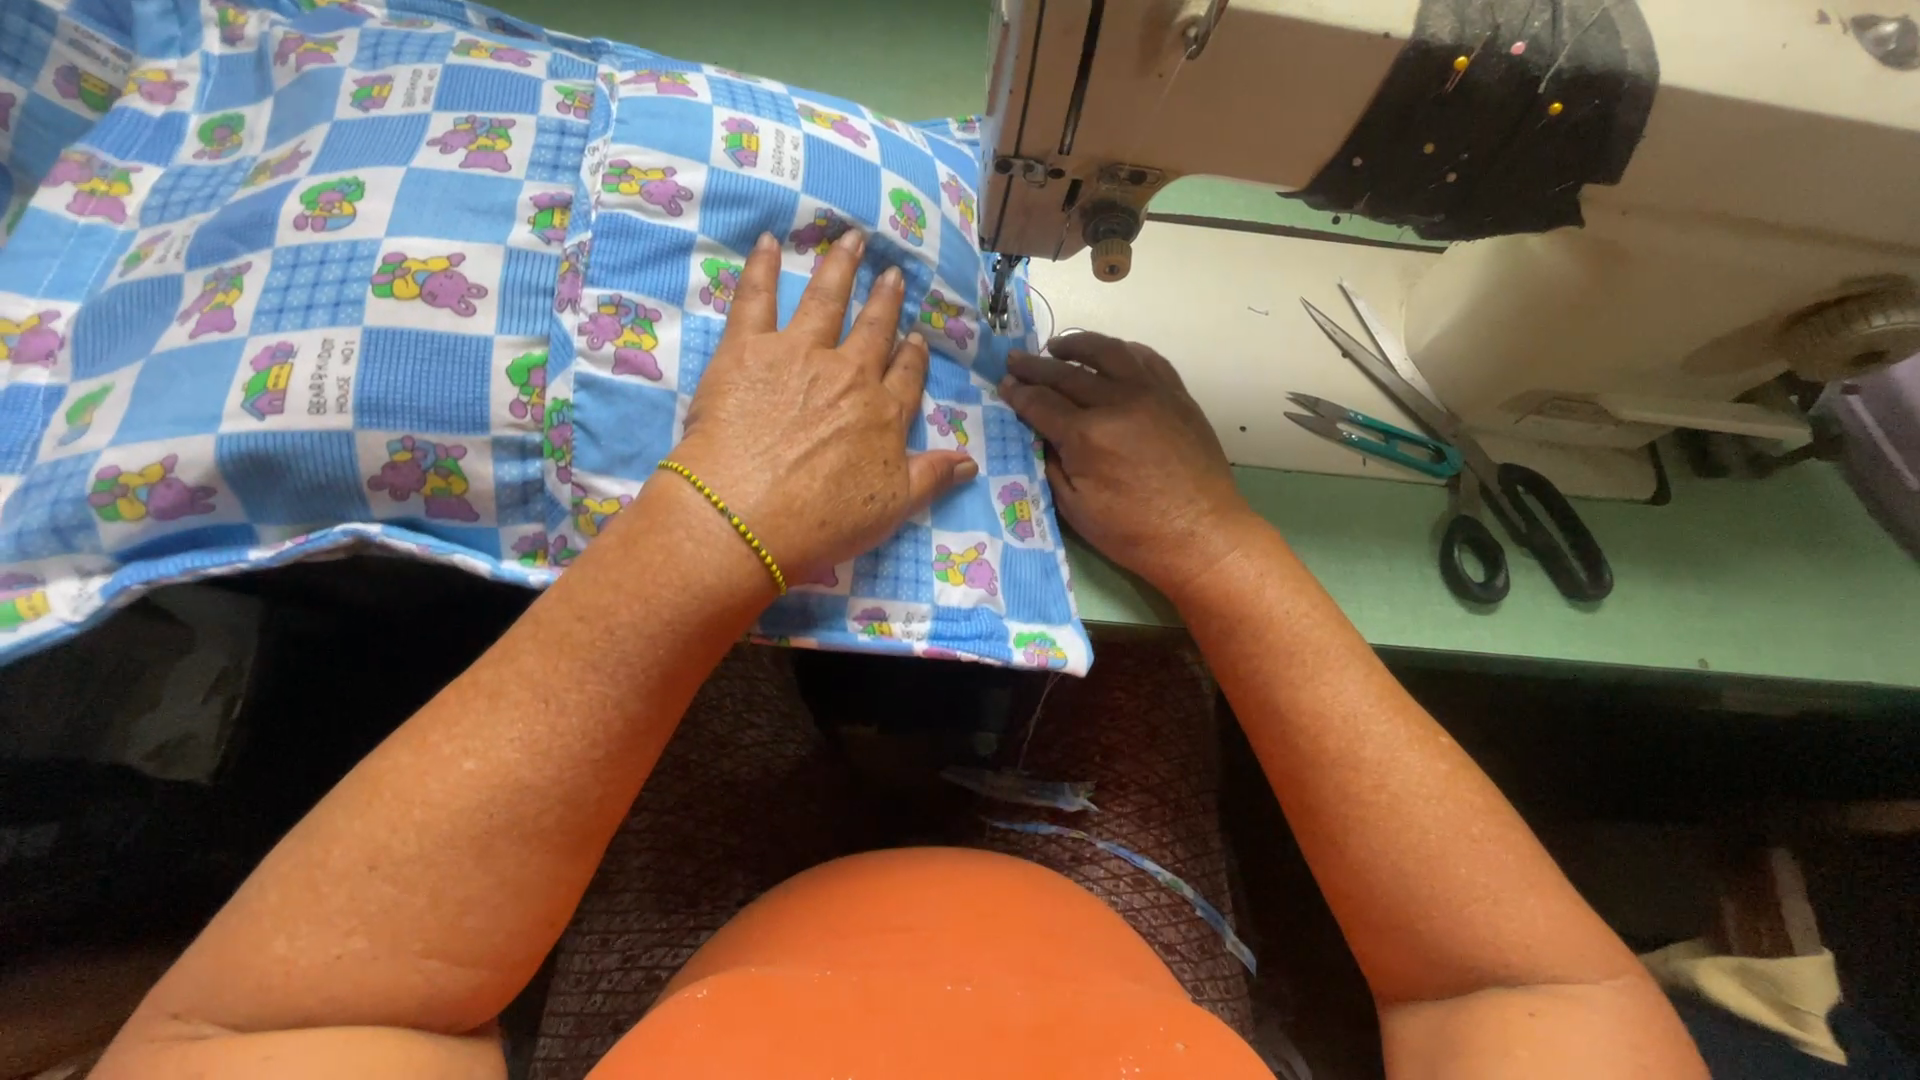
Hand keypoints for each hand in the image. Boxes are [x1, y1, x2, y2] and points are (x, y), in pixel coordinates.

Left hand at [669, 228, 976, 585]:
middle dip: (884, 300)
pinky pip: (756, 297)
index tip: (916, 337)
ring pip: (827, 299)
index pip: (906, 376)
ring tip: (851, 239)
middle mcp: (849, 374)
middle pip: (873, 329)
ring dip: (841, 267)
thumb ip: (932, 479)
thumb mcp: (892, 508)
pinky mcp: (749, 348)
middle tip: (892, 274)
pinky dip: (761, 266)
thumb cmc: (823, 520)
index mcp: (884, 414)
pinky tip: (768, 241)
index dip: (913, 355)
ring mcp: (800, 354)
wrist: (748, 514)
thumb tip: (971, 463)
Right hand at [1000, 332, 1261, 598]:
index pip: (1041, 403)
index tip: (1004, 386)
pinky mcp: (1177, 396)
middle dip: (1036, 367)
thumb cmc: (1133, 532)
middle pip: (1067, 373)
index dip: (1018, 394)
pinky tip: (1111, 355)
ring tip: (1058, 346)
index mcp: (1087, 435)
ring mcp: (1152, 393)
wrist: (1201, 535)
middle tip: (1015, 360)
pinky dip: (1123, 351)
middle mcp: (1118, 402)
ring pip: (1109, 352)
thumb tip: (1040, 436)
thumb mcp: (1075, 509)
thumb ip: (1052, 465)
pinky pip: (1147, 359)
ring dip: (1078, 345)